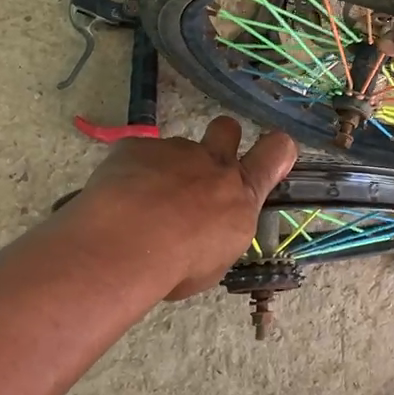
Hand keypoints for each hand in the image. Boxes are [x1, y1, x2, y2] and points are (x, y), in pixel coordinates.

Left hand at [67, 117, 295, 298]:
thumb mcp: (217, 259)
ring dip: (167, 170)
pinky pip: (137, 155)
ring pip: (176, 149)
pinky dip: (130, 174)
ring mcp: (173, 149)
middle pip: (227, 128)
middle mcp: (212, 162)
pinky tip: (117, 200)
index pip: (276, 151)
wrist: (124, 246)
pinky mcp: (135, 147)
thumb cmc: (177, 266)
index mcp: (241, 192)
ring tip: (142, 205)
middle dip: (220, 141)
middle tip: (201, 171)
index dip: (276, 149)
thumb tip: (210, 227)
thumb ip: (220, 229)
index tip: (269, 157)